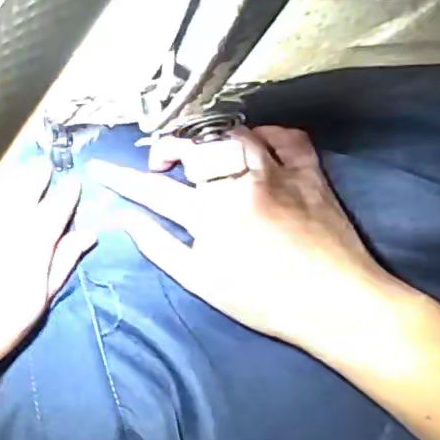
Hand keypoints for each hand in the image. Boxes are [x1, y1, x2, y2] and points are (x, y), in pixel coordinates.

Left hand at [0, 153, 93, 378]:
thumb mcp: (40, 298)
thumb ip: (63, 260)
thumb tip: (87, 234)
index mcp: (33, 240)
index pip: (57, 204)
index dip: (68, 190)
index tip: (74, 181)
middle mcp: (3, 222)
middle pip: (25, 184)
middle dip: (38, 173)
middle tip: (44, 168)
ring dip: (9, 175)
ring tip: (17, 170)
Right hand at [88, 126, 411, 356]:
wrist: (341, 305)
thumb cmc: (261, 299)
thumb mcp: (196, 278)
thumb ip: (155, 243)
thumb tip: (125, 218)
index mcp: (209, 212)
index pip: (150, 188)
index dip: (118, 177)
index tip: (97, 167)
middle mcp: (241, 184)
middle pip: (193, 145)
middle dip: (166, 148)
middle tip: (160, 167)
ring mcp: (279, 175)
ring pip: (235, 133)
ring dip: (207, 139)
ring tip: (199, 155)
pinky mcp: (312, 175)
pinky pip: (287, 138)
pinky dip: (263, 135)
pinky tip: (250, 147)